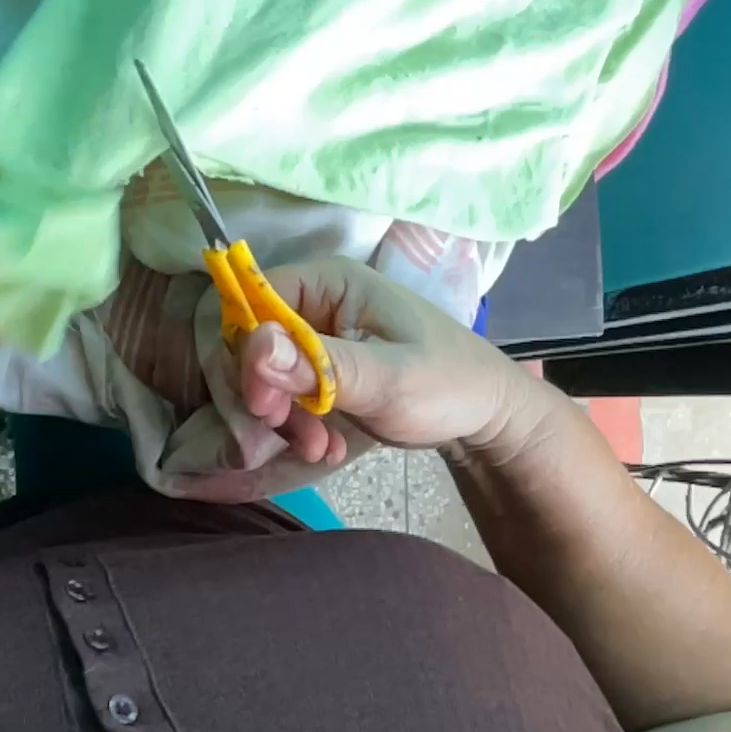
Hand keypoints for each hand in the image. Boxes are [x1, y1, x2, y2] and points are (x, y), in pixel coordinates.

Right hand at [237, 258, 538, 462]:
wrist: (485, 416)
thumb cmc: (450, 385)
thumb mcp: (390, 379)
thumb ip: (323, 364)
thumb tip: (255, 346)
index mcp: (329, 281)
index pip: (253, 302)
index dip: (246, 353)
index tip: (264, 405)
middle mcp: (314, 302)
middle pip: (251, 343)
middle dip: (266, 397)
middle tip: (296, 435)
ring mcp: (314, 337)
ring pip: (262, 377)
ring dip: (282, 421)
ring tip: (320, 450)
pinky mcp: (318, 371)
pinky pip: (282, 396)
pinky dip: (295, 428)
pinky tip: (325, 449)